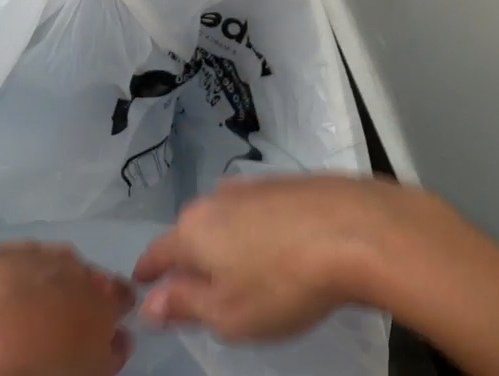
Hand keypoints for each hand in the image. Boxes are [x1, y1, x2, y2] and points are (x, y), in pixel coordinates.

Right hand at [132, 175, 455, 341]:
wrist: (356, 230)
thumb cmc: (284, 282)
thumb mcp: (227, 313)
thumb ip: (185, 306)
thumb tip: (150, 302)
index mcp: (195, 228)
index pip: (158, 252)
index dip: (148, 273)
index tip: (142, 284)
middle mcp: (219, 198)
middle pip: (193, 231)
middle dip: (190, 256)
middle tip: (195, 286)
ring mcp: (257, 185)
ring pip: (228, 218)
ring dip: (227, 242)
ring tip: (239, 270)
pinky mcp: (291, 183)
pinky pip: (261, 211)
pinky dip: (259, 231)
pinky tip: (277, 249)